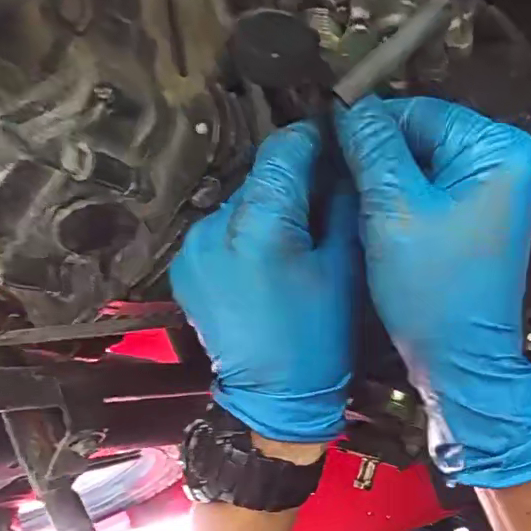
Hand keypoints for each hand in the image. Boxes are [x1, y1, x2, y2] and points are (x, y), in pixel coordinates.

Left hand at [168, 122, 358, 443]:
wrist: (277, 398)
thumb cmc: (321, 338)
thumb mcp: (344, 269)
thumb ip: (341, 206)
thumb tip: (341, 164)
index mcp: (258, 227)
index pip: (283, 153)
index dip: (312, 137)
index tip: (334, 133)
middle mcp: (212, 227)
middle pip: (259, 178)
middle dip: (294, 179)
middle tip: (327, 195)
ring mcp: (191, 248)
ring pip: (240, 204)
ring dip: (270, 206)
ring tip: (298, 234)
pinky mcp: (185, 267)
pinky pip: (222, 231)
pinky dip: (247, 232)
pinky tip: (269, 258)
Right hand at [335, 97, 530, 487]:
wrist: (461, 358)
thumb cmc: (433, 289)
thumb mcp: (393, 209)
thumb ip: (369, 145)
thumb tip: (345, 102)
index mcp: (499, 148)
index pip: (418, 110)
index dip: (367, 126)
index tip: (325, 144)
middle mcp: (505, 161)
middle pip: (421, 136)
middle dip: (377, 157)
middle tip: (336, 180)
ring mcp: (493, 191)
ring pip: (420, 166)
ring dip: (384, 182)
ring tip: (354, 205)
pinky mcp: (477, 217)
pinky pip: (430, 192)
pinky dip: (400, 202)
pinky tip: (375, 221)